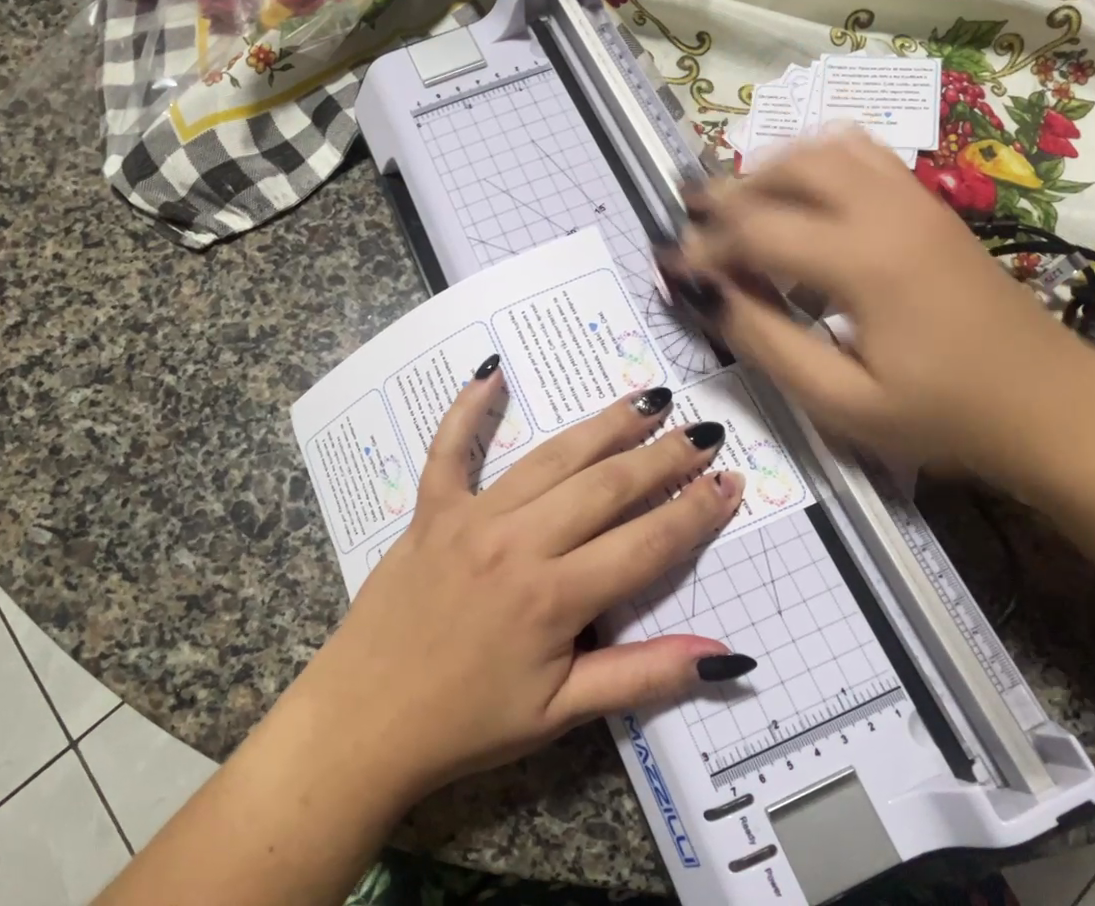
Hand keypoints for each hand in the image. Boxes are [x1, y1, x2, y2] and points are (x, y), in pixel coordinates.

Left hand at [287, 360, 751, 799]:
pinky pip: (451, 449)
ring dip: (603, 427)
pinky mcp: (429, 511)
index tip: (730, 481)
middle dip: (663, 457)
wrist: (364, 722)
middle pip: (606, 487)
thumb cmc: (467, 724)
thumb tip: (726, 658)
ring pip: (550, 459)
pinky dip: (470, 408)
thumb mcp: (561, 714)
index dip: (694, 512)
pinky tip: (492, 370)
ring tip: (646, 399)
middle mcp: (517, 543)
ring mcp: (470, 518)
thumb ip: (644, 677)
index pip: (646, 543)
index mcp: (554, 597)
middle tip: (703, 429)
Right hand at [669, 131, 1094, 491]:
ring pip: (822, 149)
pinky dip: (813, 163)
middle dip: (725, 195)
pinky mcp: (930, 205)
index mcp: (862, 261)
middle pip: (784, 170)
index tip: (667, 271)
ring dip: (768, 170)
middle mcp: (886, 210)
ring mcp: (914, 199)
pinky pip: (860, 154)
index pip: (754, 231)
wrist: (1051, 406)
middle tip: (690, 230)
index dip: (701, 248)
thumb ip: (765, 342)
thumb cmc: (941, 416)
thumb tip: (704, 295)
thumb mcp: (839, 401)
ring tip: (735, 211)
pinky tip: (798, 199)